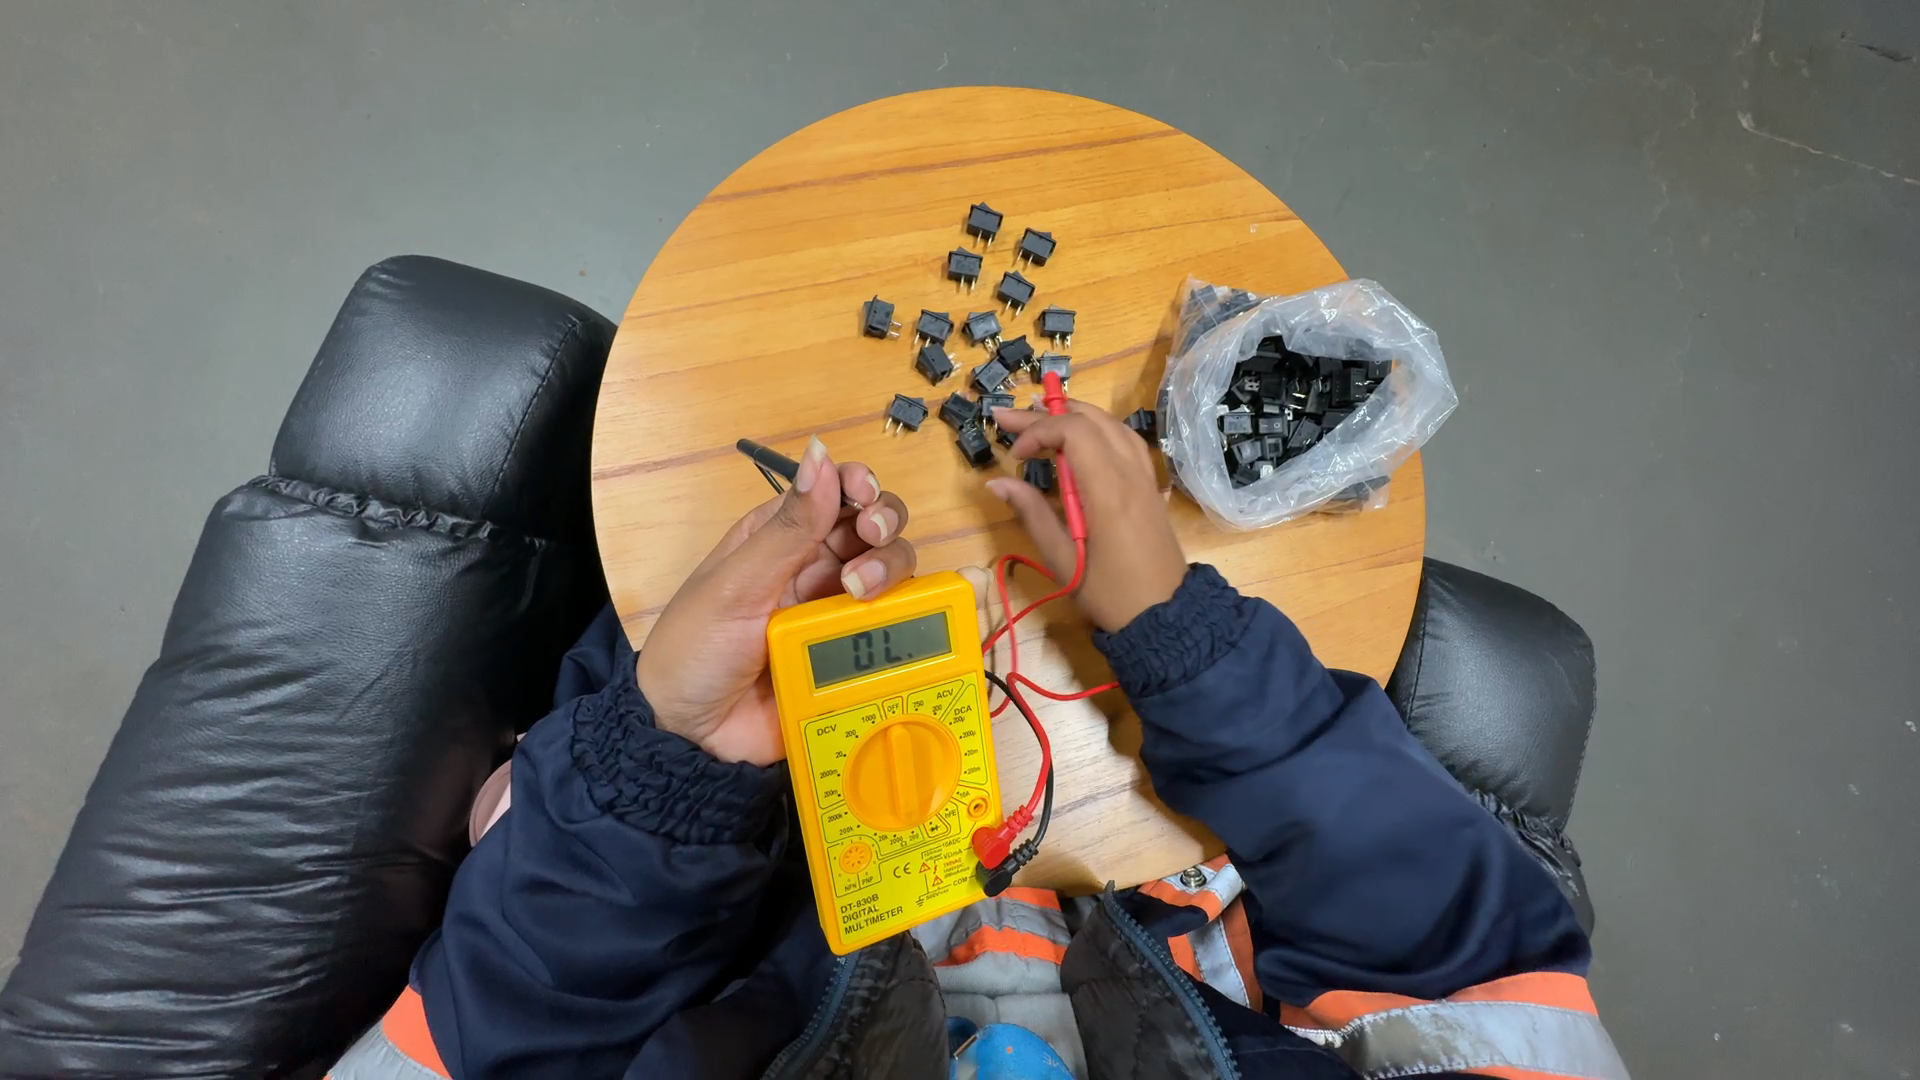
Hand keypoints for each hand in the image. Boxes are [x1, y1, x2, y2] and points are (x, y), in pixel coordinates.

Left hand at [636, 437, 916, 764]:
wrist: (692, 739)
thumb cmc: (694, 650)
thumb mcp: (736, 583)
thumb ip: (787, 526)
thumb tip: (820, 453)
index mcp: (782, 537)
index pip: (836, 494)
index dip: (860, 485)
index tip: (865, 493)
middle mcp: (819, 568)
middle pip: (878, 529)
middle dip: (884, 525)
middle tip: (868, 540)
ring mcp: (840, 611)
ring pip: (895, 574)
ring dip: (892, 570)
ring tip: (860, 593)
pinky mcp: (857, 654)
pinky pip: (896, 627)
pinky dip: (912, 617)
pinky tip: (910, 618)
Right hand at [988, 403, 1186, 632]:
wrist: (1165, 614)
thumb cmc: (1109, 594)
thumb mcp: (1062, 560)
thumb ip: (1031, 514)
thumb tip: (997, 482)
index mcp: (1107, 490)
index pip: (1073, 431)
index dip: (1038, 431)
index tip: (1014, 456)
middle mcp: (1130, 473)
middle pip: (1090, 420)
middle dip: (1047, 414)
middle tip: (1008, 418)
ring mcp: (1145, 477)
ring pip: (1111, 424)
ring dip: (1075, 415)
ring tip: (1041, 416)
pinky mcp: (1150, 486)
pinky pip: (1126, 441)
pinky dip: (1099, 429)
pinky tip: (1082, 439)